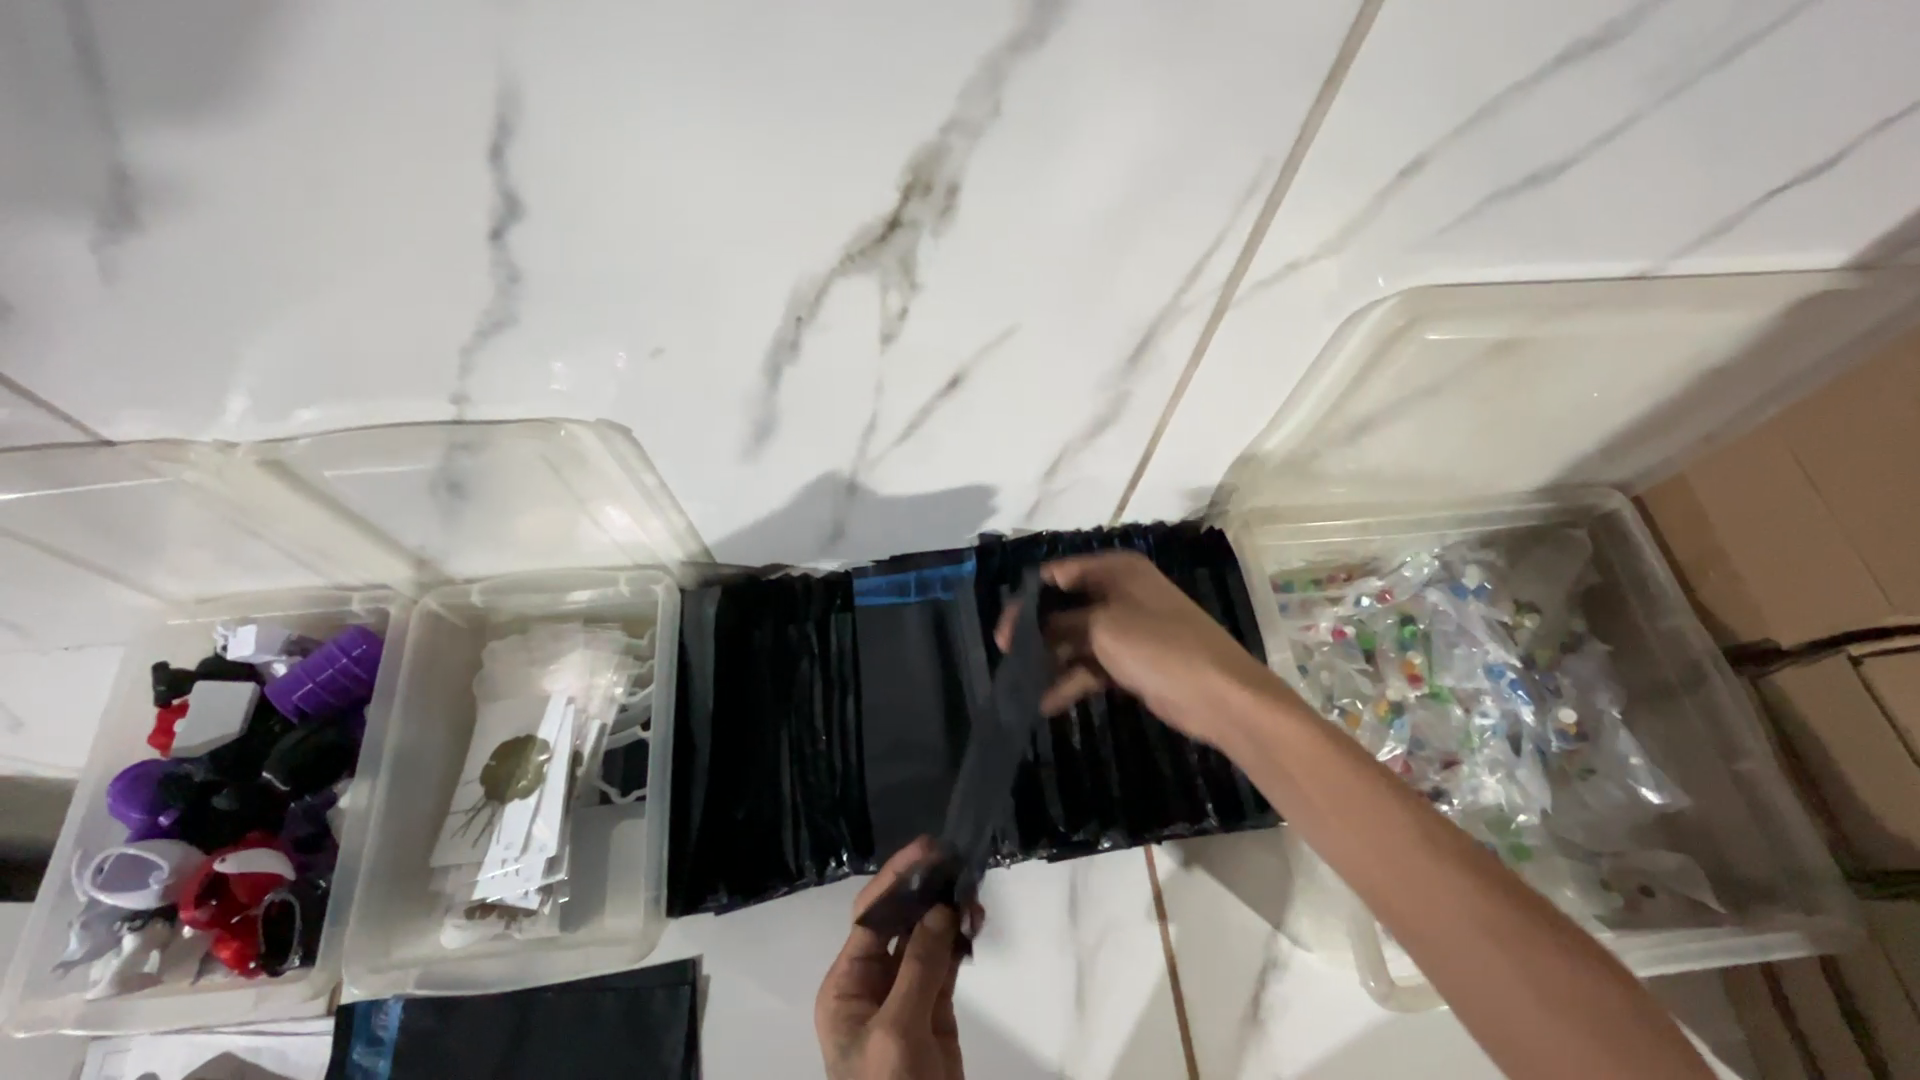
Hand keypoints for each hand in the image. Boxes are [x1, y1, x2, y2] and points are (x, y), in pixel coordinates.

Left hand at [816, 838, 980, 1079]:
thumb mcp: (896, 1030)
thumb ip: (918, 968)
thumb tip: (940, 909)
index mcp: (846, 985)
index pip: (870, 918)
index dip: (897, 879)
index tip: (928, 850)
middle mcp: (872, 983)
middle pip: (898, 922)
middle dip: (925, 890)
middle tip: (958, 860)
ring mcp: (905, 996)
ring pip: (926, 939)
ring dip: (947, 913)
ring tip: (974, 891)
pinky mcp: (934, 1012)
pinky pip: (945, 964)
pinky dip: (960, 941)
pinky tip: (975, 922)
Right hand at [995, 550, 1273, 747]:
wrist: (1220, 695)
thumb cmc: (1159, 647)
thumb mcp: (1102, 628)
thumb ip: (1059, 624)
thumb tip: (1026, 628)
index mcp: (1116, 570)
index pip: (1057, 575)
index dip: (1026, 601)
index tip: (1002, 632)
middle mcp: (1119, 593)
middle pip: (1064, 609)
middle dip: (1035, 634)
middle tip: (1007, 660)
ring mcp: (1126, 629)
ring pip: (1075, 641)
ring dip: (1050, 663)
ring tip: (1020, 687)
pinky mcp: (1131, 662)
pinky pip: (1090, 667)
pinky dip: (1070, 682)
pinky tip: (1045, 703)